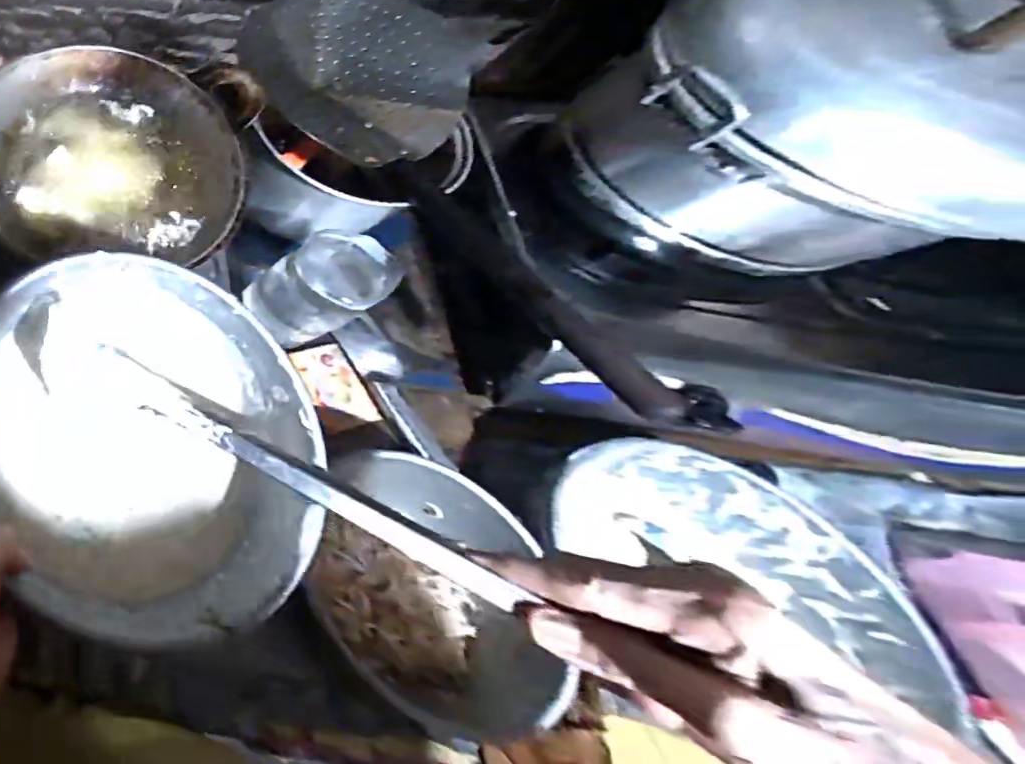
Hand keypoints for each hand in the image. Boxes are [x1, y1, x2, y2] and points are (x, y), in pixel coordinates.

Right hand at [485, 554, 981, 763]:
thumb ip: (629, 668)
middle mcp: (701, 579)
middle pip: (597, 587)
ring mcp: (709, 589)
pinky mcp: (714, 607)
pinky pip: (644, 624)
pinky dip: (644, 662)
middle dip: (584, 631)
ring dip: (622, 659)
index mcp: (710, 602)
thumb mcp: (732, 733)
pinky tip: (687, 703)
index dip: (522, 572)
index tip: (467, 560)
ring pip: (618, 609)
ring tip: (681, 718)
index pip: (585, 579)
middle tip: (630, 698)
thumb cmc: (837, 763)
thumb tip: (535, 619)